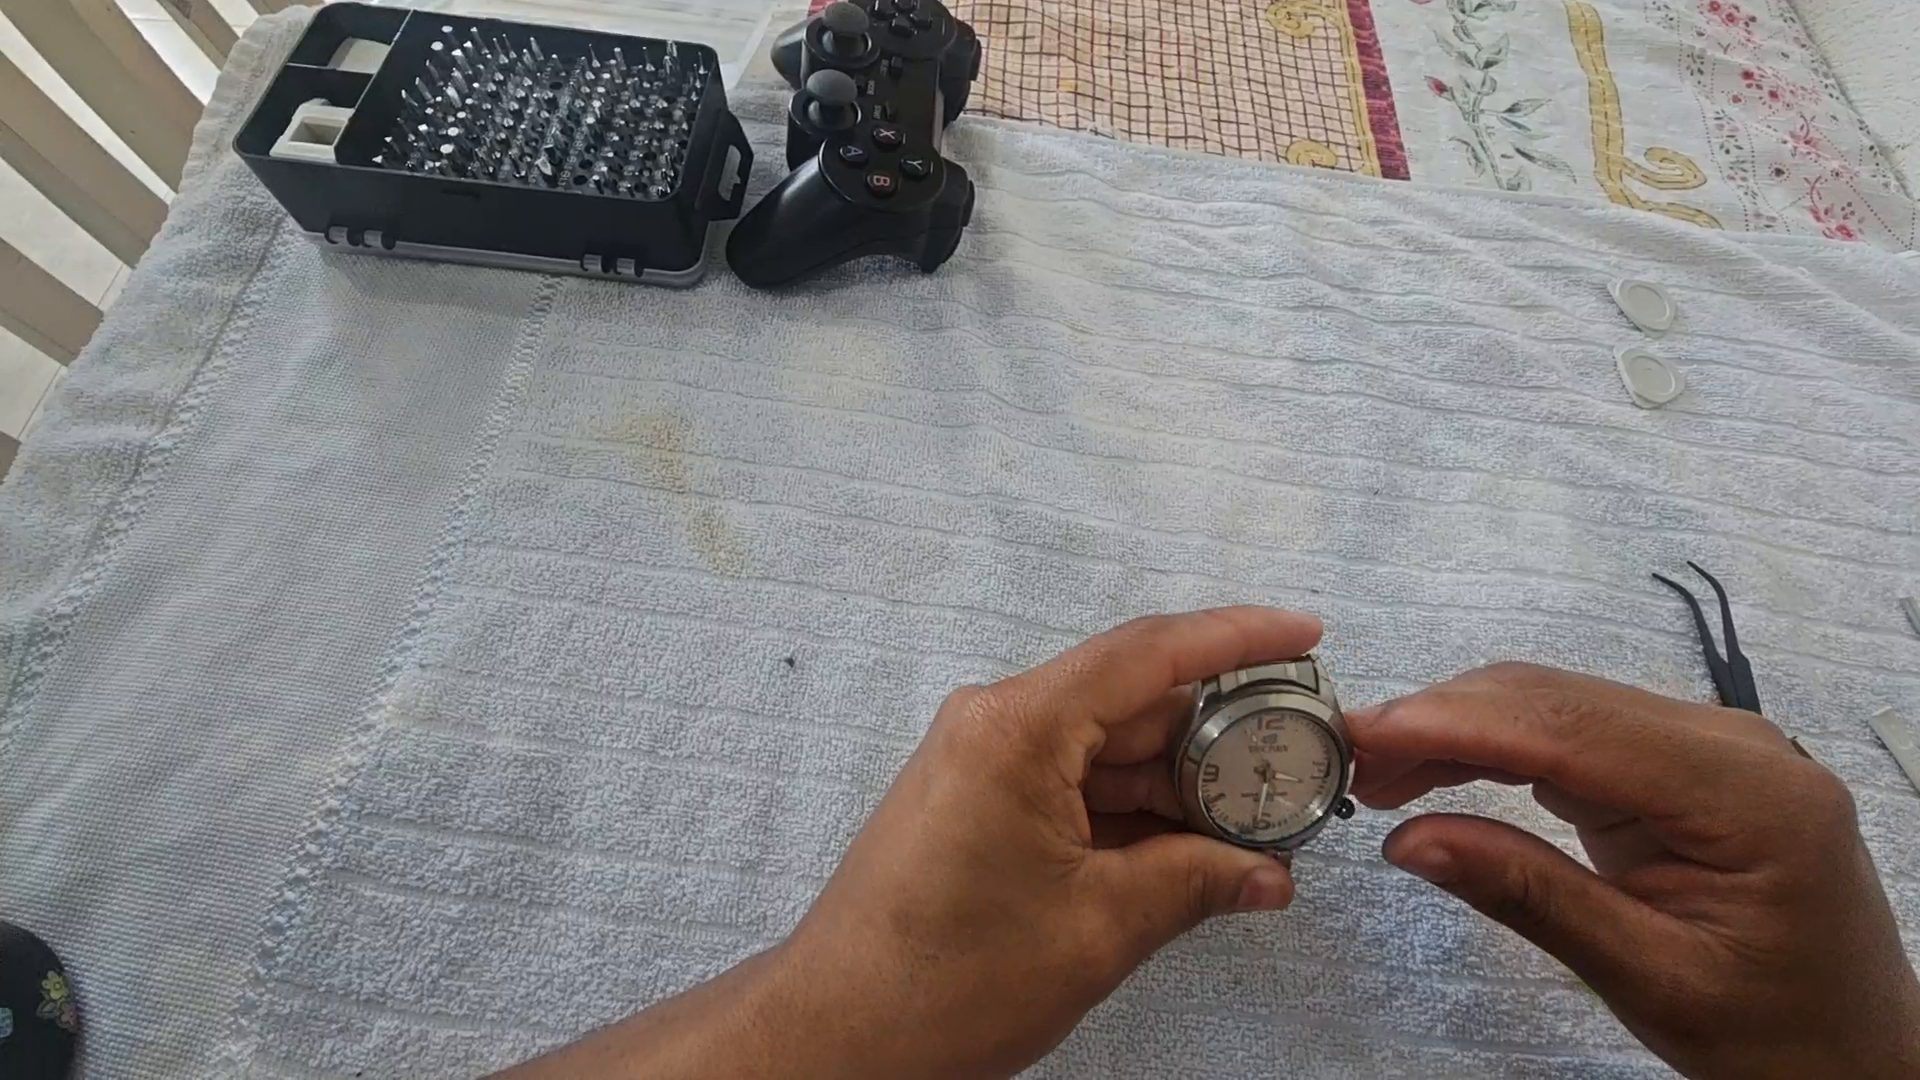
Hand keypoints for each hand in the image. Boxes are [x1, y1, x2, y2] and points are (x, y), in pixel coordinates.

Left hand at [498, 607, 1320, 1079]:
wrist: (840, 1028)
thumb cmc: (958, 976)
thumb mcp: (1095, 927)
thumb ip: (1192, 882)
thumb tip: (1271, 875)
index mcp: (1019, 725)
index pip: (1144, 655)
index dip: (1233, 636)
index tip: (1305, 631)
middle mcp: (999, 717)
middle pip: (1129, 699)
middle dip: (1217, 725)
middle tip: (1300, 747)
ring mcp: (987, 753)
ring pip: (1106, 742)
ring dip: (1179, 773)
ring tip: (1264, 804)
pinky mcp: (983, 790)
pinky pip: (1075, 777)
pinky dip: (1133, 802)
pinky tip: (1194, 834)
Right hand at [1347, 662, 1919, 1079]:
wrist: (1850, 1048)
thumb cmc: (1771, 1034)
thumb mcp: (1648, 979)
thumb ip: (1526, 895)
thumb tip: (1404, 842)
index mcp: (1745, 794)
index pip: (1566, 728)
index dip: (1450, 722)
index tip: (1357, 733)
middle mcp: (1723, 741)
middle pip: (1542, 697)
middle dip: (1431, 720)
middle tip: (1345, 758)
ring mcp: (1689, 739)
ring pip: (1533, 699)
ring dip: (1443, 728)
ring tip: (1372, 771)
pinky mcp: (1655, 751)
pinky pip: (1545, 725)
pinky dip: (1474, 743)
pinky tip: (1425, 769)